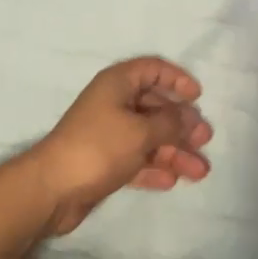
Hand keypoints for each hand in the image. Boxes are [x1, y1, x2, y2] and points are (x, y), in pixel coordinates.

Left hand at [27, 56, 213, 236]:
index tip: (197, 96)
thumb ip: (171, 123)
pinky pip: (137, 158)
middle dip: (181, 124)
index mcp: (119, 83)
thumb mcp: (141, 131)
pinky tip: (173, 180)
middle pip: (155, 107)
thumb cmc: (99, 146)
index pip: (153, 69)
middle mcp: (114, 102)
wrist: (52, 189)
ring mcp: (109, 133)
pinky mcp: (105, 161)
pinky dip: (154, 166)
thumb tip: (191, 117)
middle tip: (205, 139)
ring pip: (149, 136)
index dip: (177, 79)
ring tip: (200, 170)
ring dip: (174, 151)